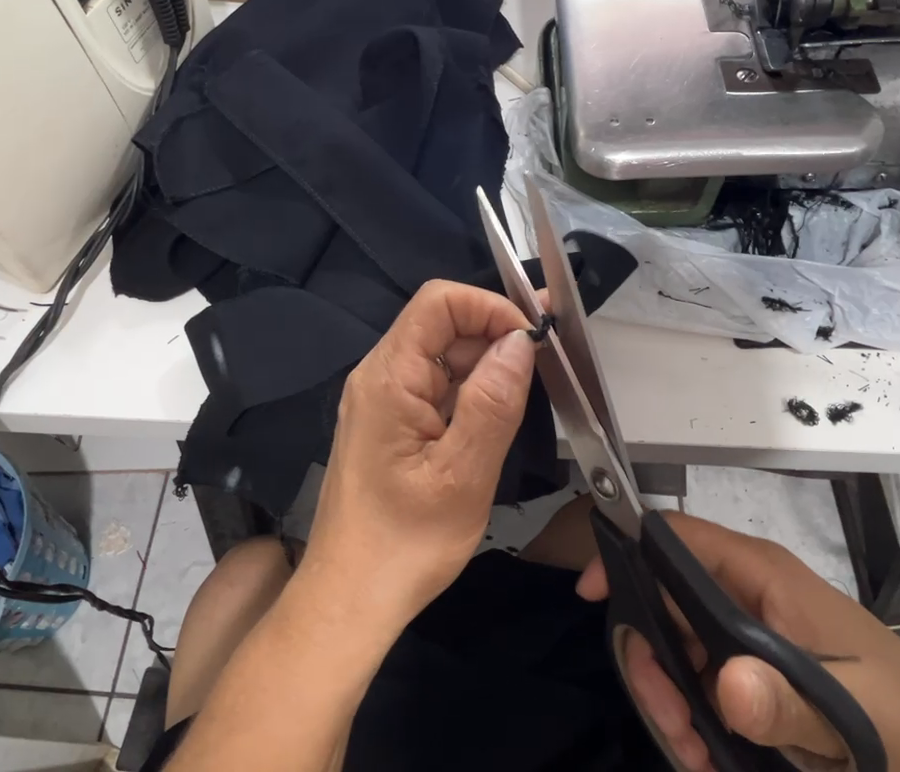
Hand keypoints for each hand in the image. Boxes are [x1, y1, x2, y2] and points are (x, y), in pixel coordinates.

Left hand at [304, 280, 538, 623]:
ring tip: (530, 393)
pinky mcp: (391, 425)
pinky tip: (498, 416)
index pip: (438, 302)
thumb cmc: (404, 544)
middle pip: (441, 325)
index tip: (533, 338)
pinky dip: (472, 393)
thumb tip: (520, 343)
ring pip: (442, 357)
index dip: (489, 307)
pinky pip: (436, 388)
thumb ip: (493, 403)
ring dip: (487, 366)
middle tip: (548, 364)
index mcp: (388, 378)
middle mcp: (379, 378)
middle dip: (495, 335)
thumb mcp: (463, 475)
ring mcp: (383, 402)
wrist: (351, 598)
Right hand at [579, 512, 899, 771]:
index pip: (675, 537)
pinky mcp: (751, 678)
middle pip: (660, 601)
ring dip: (671, 701)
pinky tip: (708, 757)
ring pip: (673, 649)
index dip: (626, 550)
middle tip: (673, 722)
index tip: (592, 594)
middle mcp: (744, 597)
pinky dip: (692, 721)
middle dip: (653, 661)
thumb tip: (724, 684)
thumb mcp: (856, 714)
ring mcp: (745, 639)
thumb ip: (790, 702)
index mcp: (762, 577)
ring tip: (696, 753)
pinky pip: (698, 686)